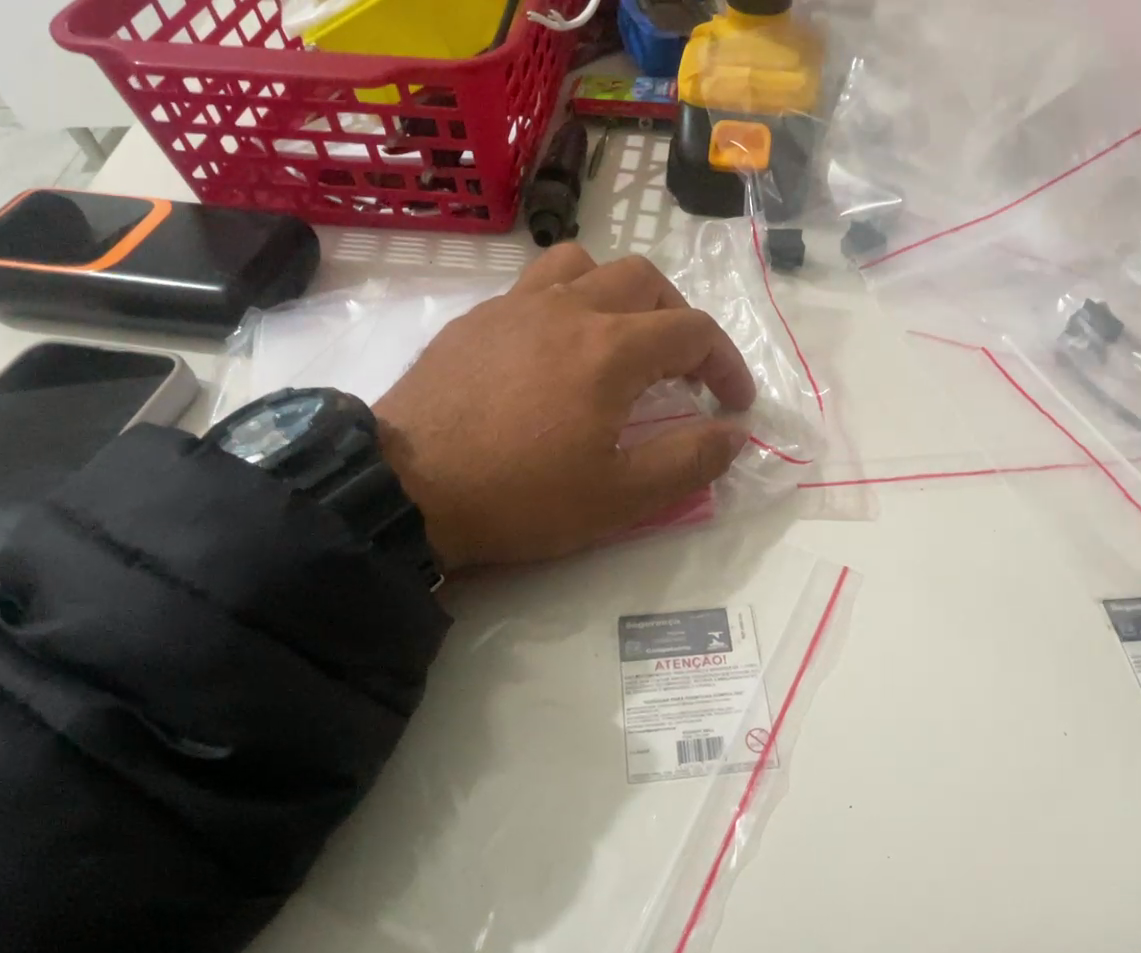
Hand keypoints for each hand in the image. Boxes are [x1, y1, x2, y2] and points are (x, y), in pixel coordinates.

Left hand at [373, 245, 755, 568]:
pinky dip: (565, 303)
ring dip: (618, 293)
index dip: (727, 364)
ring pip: (584, 265)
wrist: (406, 490)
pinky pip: (533, 286)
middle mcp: (568, 309)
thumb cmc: (520, 498)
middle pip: (644, 280)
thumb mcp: (620, 498)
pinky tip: (552, 350)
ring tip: (619, 339)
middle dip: (678, 319)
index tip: (734, 403)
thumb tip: (733, 433)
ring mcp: (514, 307)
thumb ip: (688, 461)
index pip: (693, 331)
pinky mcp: (474, 320)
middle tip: (682, 368)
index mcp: (611, 350)